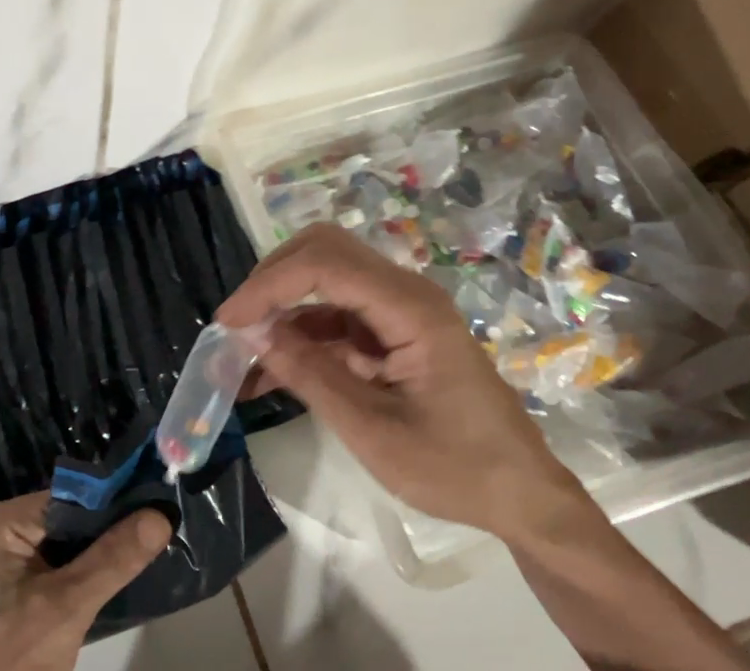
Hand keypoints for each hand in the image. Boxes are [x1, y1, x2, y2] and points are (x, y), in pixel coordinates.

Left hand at [0, 492, 172, 670]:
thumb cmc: (15, 654)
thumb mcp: (67, 605)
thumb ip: (112, 560)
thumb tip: (161, 515)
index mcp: (12, 521)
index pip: (75, 494)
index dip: (118, 497)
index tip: (163, 501)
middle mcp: (18, 529)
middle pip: (80, 515)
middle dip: (121, 522)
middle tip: (170, 523)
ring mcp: (27, 558)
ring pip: (83, 540)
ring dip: (116, 545)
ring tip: (163, 539)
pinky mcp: (38, 585)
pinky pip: (78, 563)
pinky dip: (104, 566)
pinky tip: (137, 566)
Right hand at [216, 224, 591, 541]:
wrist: (521, 496)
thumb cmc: (455, 468)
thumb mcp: (372, 430)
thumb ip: (311, 375)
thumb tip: (254, 335)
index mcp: (410, 309)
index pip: (325, 265)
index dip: (269, 285)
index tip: (228, 323)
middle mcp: (404, 294)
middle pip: (324, 252)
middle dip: (272, 281)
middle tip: (235, 324)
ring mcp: (398, 312)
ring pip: (324, 281)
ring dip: (280, 310)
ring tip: (239, 355)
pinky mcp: (391, 333)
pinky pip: (334, 318)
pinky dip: (298, 337)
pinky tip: (267, 372)